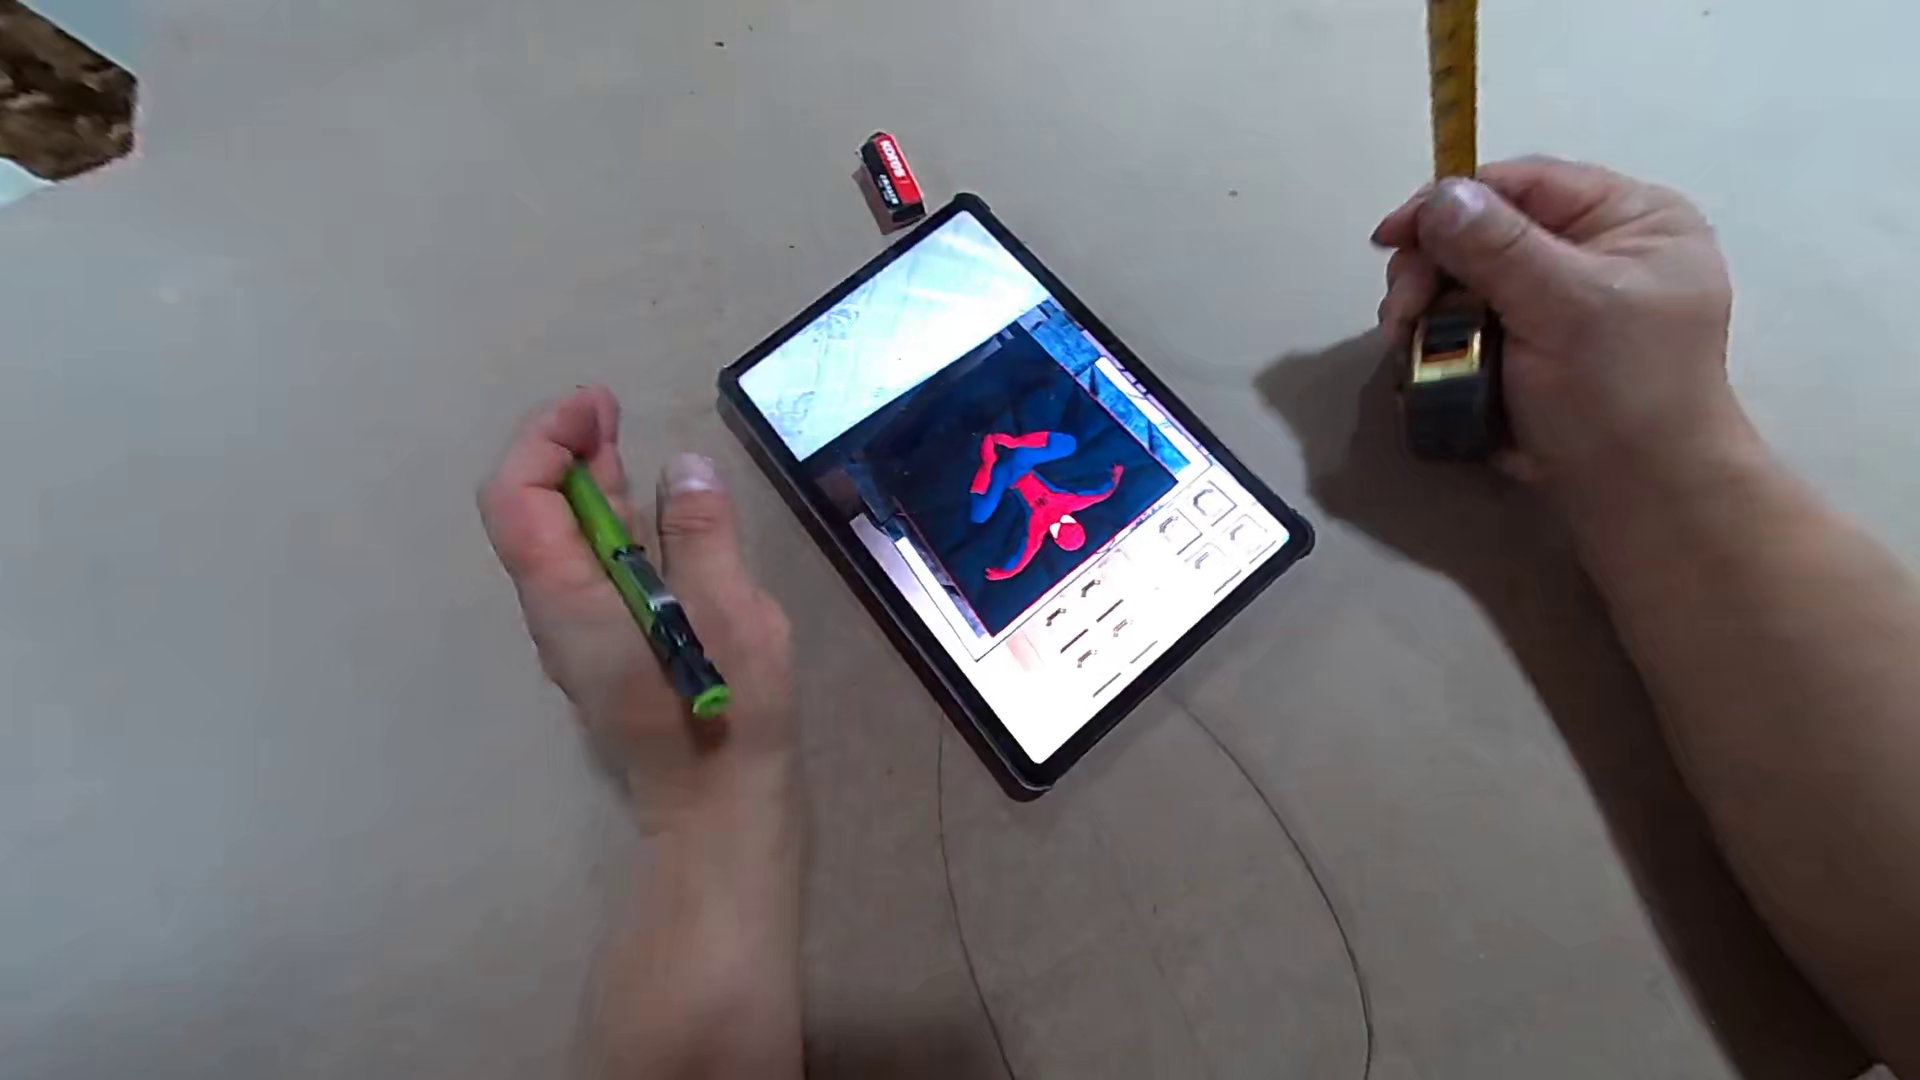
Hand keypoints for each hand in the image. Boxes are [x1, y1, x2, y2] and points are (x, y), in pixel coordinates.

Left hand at [477, 386, 793, 825]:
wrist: (719, 808)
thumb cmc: (730, 718)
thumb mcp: (733, 618)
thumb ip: (704, 540)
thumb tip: (688, 466)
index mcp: (575, 605)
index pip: (520, 504)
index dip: (546, 442)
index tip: (599, 406)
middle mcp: (562, 615)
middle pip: (538, 518)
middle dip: (565, 453)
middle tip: (611, 409)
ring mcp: (587, 633)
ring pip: (570, 545)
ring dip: (591, 487)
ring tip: (627, 445)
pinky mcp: (617, 645)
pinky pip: (601, 571)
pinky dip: (618, 527)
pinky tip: (658, 517)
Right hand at [1372, 157, 1749, 501]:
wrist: (1617, 478)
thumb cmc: (1615, 387)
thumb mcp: (1568, 306)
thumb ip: (1502, 249)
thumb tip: (1439, 197)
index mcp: (1616, 219)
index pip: (1518, 185)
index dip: (1447, 203)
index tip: (1389, 237)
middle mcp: (1569, 251)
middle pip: (1468, 234)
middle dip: (1424, 271)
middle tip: (1402, 316)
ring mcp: (1526, 300)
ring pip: (1445, 282)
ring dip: (1414, 310)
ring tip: (1405, 343)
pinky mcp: (1493, 341)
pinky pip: (1440, 323)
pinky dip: (1419, 338)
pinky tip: (1415, 358)